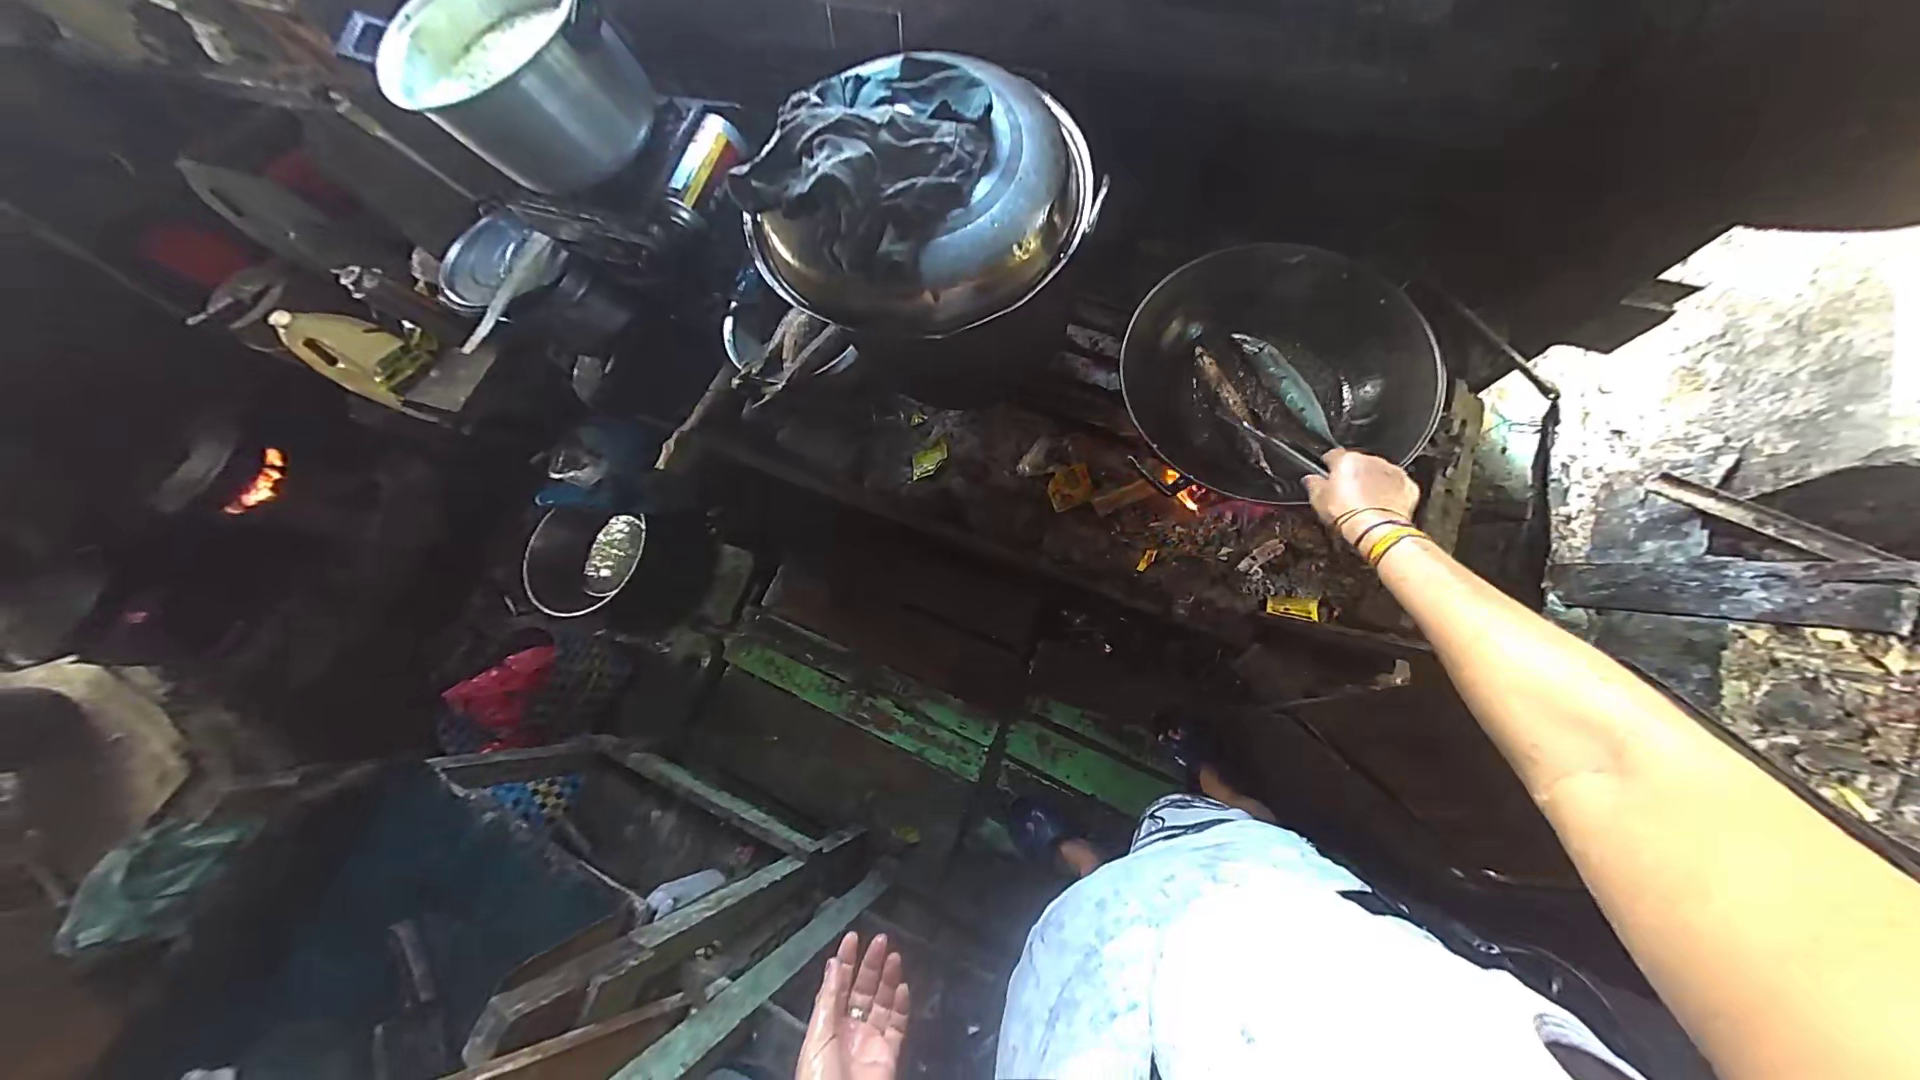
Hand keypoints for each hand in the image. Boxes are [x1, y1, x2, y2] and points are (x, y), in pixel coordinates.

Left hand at [796, 932, 909, 1079]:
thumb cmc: (821, 1078)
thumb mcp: (818, 1037)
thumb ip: (829, 999)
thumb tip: (835, 962)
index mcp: (827, 1025)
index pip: (838, 986)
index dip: (846, 961)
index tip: (853, 937)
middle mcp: (849, 1030)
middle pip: (863, 990)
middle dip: (871, 964)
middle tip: (881, 939)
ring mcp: (870, 1042)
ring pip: (882, 1004)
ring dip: (888, 979)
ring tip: (894, 956)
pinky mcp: (889, 1055)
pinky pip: (898, 1026)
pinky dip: (902, 1006)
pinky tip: (903, 987)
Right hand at [1304, 449, 1421, 547]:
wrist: (1375, 527)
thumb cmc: (1346, 512)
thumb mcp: (1317, 498)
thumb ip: (1313, 483)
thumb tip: (1310, 479)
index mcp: (1347, 459)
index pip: (1333, 455)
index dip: (1327, 465)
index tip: (1326, 474)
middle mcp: (1371, 460)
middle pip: (1358, 464)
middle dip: (1352, 475)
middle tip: (1344, 494)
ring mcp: (1392, 472)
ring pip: (1379, 473)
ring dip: (1372, 483)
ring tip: (1363, 503)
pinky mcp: (1407, 486)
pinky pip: (1396, 486)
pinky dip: (1389, 493)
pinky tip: (1379, 506)